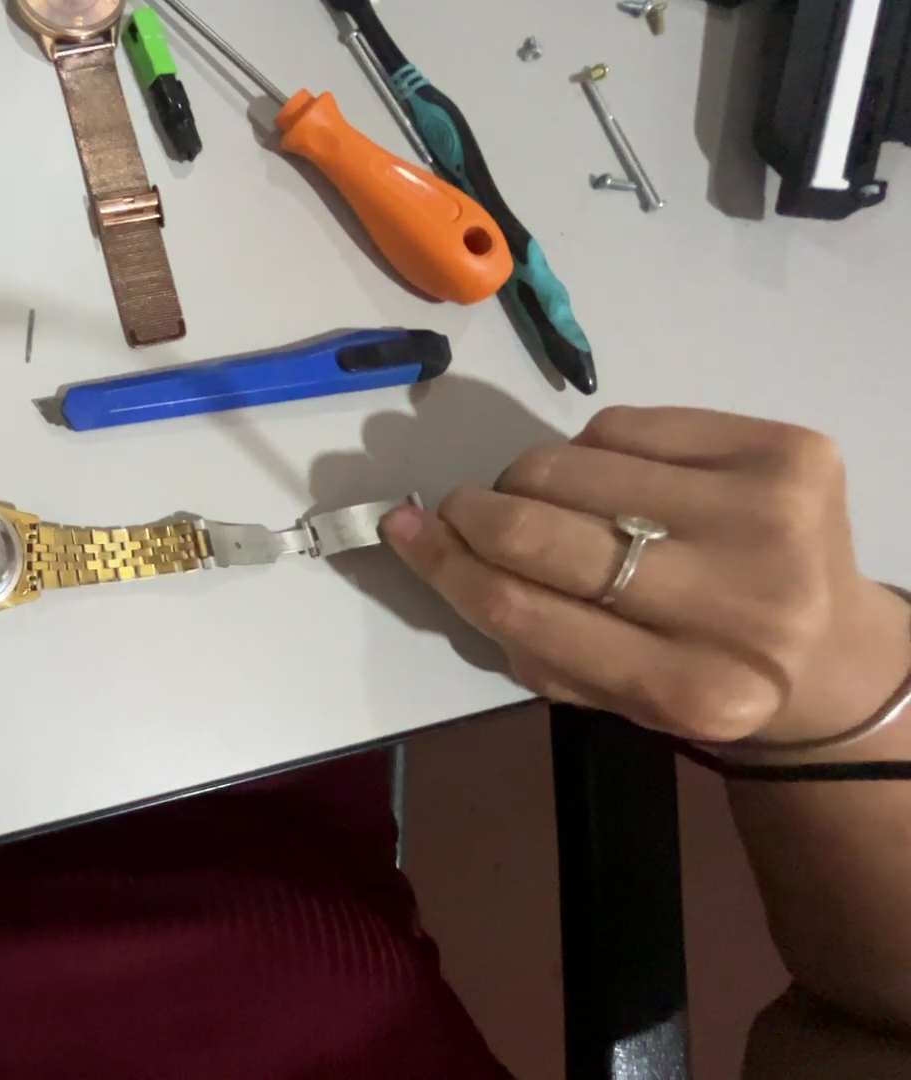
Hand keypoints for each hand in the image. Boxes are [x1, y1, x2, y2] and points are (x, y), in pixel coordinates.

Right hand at [383, 407, 910, 745]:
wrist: (836, 657)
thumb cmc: (680, 673)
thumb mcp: (583, 684)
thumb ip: (501, 619)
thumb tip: (417, 531)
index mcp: (683, 687)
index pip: (512, 605)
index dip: (438, 561)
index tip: (398, 528)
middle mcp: (739, 605)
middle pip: (531, 531)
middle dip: (469, 512)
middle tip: (462, 512)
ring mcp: (772, 519)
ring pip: (564, 467)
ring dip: (526, 481)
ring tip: (552, 505)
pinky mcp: (791, 453)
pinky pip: (620, 426)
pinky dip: (588, 450)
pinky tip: (617, 482)